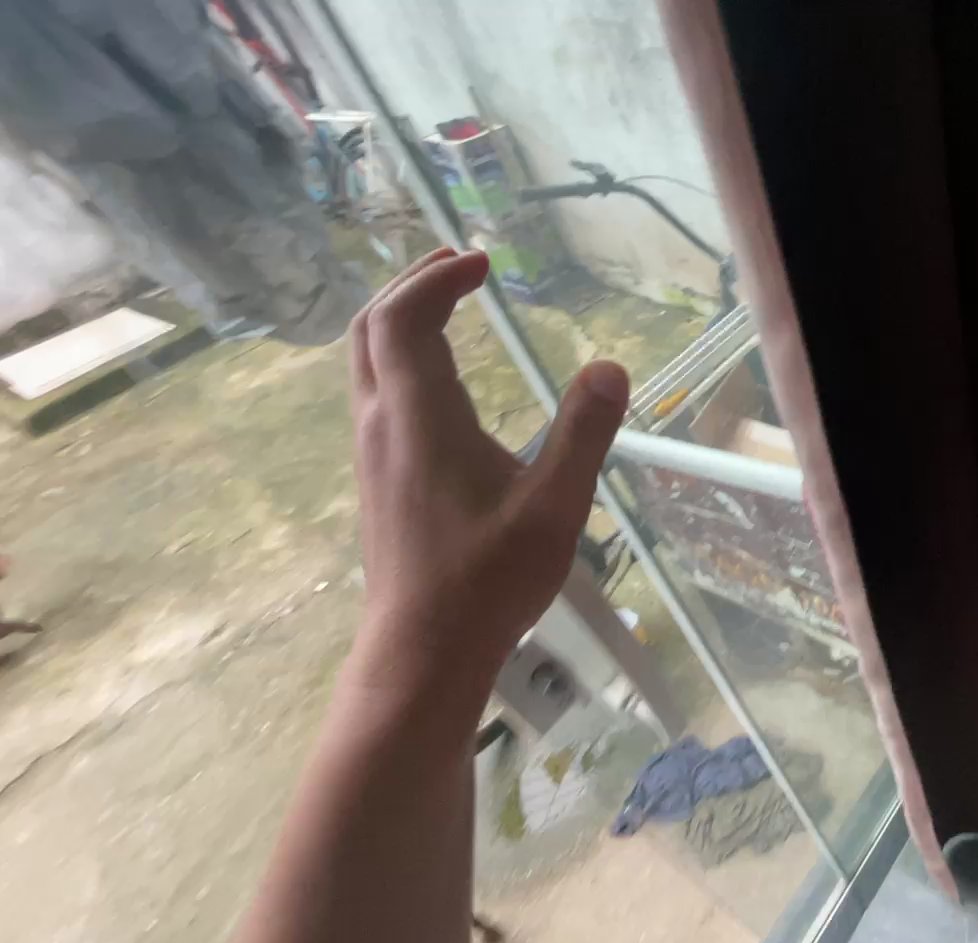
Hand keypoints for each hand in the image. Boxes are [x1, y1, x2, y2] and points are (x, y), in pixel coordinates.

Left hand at [348, 248, 628, 673]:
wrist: (426, 645)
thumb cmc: (492, 575)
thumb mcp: (556, 503)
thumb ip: (584, 433)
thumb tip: (611, 368)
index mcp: (421, 418)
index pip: (407, 319)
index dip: (439, 279)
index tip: (482, 261)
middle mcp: (384, 424)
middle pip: (370, 328)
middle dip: (410, 285)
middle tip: (457, 266)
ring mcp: (374, 454)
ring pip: (366, 362)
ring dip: (399, 321)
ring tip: (446, 308)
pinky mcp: (380, 480)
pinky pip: (375, 394)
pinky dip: (400, 359)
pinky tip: (439, 383)